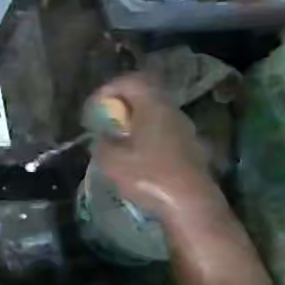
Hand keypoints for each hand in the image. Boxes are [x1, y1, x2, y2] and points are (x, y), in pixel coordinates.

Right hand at [91, 73, 229, 229]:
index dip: (108, 89)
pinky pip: (165, 132)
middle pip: (145, 95)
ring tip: (119, 143)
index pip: (131, 81)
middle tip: (105, 123)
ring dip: (135, 123)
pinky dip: (148, 137)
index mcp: (154, 107)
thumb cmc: (149, 176)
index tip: (94, 109)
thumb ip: (102, 143)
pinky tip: (139, 159)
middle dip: (121, 106)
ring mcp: (186, 130)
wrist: (191, 204)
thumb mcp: (112, 161)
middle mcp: (173, 111)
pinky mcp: (191, 148)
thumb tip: (103, 138)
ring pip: (156, 115)